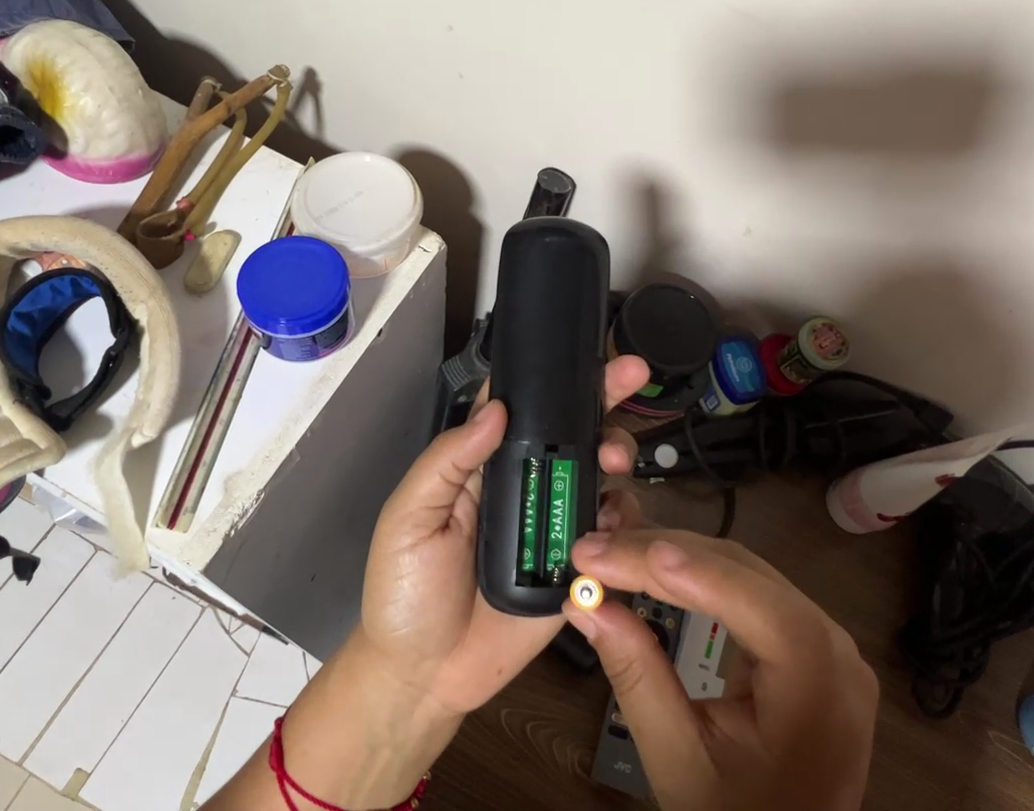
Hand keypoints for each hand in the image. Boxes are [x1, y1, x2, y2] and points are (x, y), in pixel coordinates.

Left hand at [356, 353, 650, 714]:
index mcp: (484, 469)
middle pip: (572, 435)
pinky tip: (614, 522)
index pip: (522, 410)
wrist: (425, 677)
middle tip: (628, 382)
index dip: (554, 380)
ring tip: (614, 464)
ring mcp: (553, 527)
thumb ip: (448, 462)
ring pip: (599, 478)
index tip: (590, 356)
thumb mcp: (409, 518)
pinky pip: (611, 536)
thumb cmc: (404, 593)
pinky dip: (623, 522)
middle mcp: (524, 488)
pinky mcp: (575, 569)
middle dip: (605, 404)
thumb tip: (497, 411)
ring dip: (616, 458)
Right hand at [565, 529, 879, 810]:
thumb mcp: (678, 759)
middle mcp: (834, 647)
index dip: (683, 569)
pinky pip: (747, 590)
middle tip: (592, 550)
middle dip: (662, 554)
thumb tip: (583, 604)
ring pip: (742, 572)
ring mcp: (824, 640)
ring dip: (673, 555)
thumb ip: (637, 676)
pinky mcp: (805, 640)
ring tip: (612, 549)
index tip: (612, 552)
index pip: (750, 601)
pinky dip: (695, 576)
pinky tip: (653, 567)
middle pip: (743, 574)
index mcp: (819, 684)